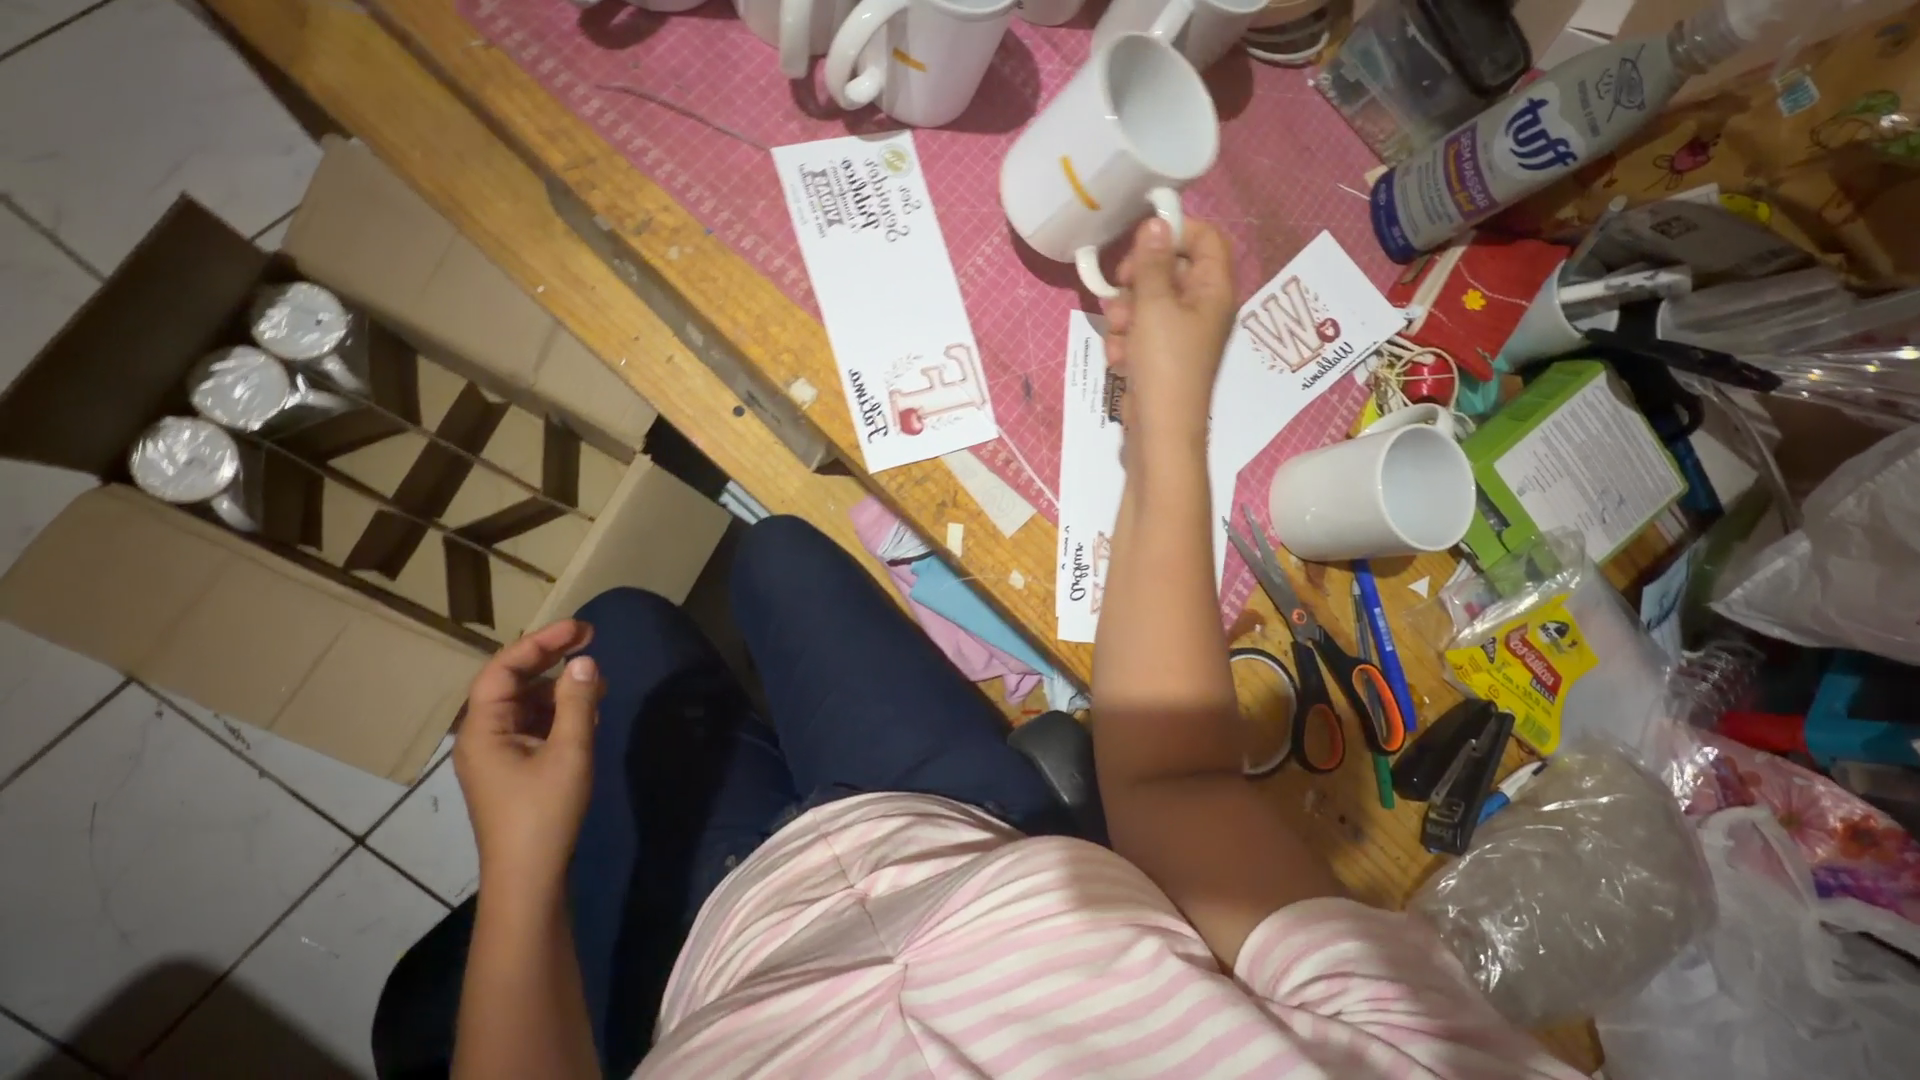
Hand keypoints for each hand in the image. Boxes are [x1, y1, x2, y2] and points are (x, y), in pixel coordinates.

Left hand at [453, 619, 603, 894]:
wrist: (529, 879)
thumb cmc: (544, 813)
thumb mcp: (570, 752)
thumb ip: (578, 703)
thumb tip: (585, 662)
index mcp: (482, 729)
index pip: (504, 668)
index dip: (541, 642)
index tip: (581, 628)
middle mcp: (483, 736)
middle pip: (511, 683)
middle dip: (550, 659)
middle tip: (590, 640)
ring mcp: (497, 755)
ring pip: (525, 705)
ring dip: (559, 687)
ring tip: (597, 680)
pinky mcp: (514, 770)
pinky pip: (534, 726)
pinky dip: (559, 712)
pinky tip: (588, 712)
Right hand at [1102, 217, 1236, 451]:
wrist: (1160, 431)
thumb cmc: (1164, 364)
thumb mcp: (1154, 306)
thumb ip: (1153, 262)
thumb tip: (1157, 222)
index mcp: (1215, 290)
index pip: (1206, 238)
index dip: (1175, 231)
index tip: (1140, 240)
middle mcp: (1202, 308)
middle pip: (1171, 269)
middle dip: (1139, 278)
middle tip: (1121, 286)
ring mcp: (1181, 335)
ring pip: (1147, 302)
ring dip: (1125, 314)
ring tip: (1120, 334)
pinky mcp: (1160, 357)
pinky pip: (1139, 333)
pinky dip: (1125, 341)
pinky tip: (1119, 359)